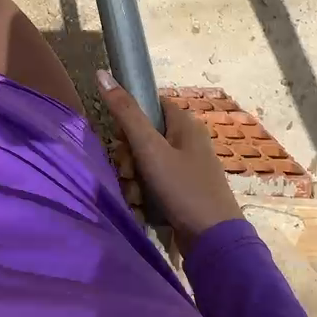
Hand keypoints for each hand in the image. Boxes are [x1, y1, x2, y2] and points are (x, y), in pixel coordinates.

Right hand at [97, 69, 242, 246]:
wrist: (215, 243)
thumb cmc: (183, 188)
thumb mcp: (149, 148)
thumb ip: (125, 112)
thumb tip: (101, 73)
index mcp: (185, 123)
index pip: (149, 104)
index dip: (129, 117)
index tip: (120, 137)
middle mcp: (188, 141)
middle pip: (144, 133)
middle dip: (128, 153)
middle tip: (127, 169)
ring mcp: (188, 166)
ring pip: (146, 159)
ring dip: (133, 175)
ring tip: (134, 191)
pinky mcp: (185, 189)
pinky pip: (156, 179)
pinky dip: (145, 189)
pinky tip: (141, 203)